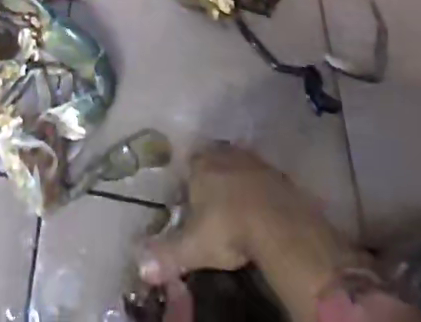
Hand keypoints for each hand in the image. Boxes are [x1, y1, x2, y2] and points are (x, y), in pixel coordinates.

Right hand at [138, 143, 320, 280]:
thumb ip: (166, 254)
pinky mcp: (277, 173)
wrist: (280, 224)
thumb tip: (141, 266)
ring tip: (236, 202)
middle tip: (212, 199)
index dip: (188, 179)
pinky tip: (260, 206)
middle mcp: (225, 154)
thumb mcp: (193, 247)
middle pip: (214, 159)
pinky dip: (258, 188)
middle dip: (212, 175)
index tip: (189, 197)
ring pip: (239, 164)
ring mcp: (253, 161)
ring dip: (236, 178)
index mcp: (200, 165)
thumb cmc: (228, 229)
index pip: (189, 163)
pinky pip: (262, 176)